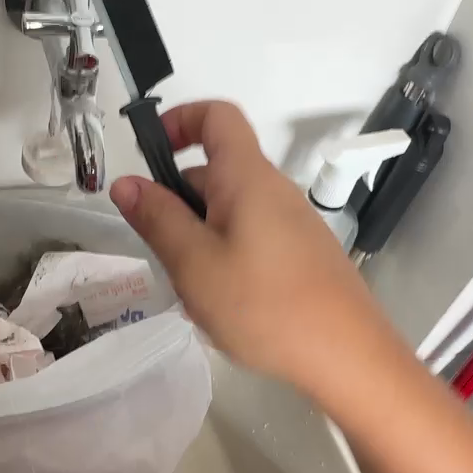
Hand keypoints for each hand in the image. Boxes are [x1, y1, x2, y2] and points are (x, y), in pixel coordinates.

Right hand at [110, 101, 406, 397]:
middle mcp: (274, 190)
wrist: (347, 355)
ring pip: (229, 213)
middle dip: (177, 203)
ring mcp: (291, 224)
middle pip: (215, 173)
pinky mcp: (301, 255)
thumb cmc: (263, 304)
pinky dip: (224, 258)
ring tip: (193, 292)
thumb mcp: (194, 263)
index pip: (217, 117)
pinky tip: (223, 306)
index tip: (149, 153)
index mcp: (247, 178)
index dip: (180, 120)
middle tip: (163, 255)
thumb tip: (125, 182)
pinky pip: (250, 240)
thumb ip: (157, 219)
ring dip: (198, 239)